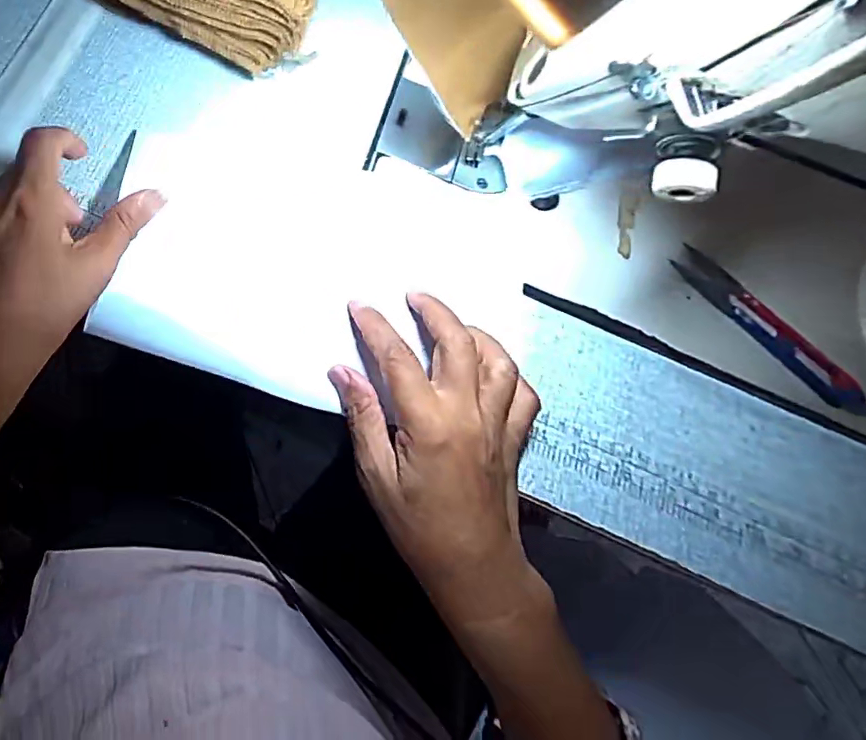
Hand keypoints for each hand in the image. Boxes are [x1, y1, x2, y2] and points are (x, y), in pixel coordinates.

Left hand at [0, 126, 163, 463]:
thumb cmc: (40, 311)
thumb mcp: (92, 270)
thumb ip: (122, 226)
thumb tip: (156, 194)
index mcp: (29, 198)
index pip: (42, 141)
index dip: (65, 139)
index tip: (81, 157)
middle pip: (25, 175)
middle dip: (54, 193)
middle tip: (71, 234)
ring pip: (4, 201)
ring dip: (29, 213)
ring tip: (44, 260)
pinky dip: (5, 231)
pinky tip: (13, 274)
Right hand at [330, 294, 543, 628]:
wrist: (477, 571)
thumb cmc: (418, 527)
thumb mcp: (376, 475)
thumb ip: (362, 416)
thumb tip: (343, 370)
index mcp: (430, 423)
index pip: (398, 358)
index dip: (375, 326)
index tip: (358, 305)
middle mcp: (469, 414)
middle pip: (458, 344)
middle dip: (434, 311)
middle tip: (412, 295)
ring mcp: (499, 425)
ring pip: (497, 361)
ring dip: (473, 332)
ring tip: (450, 322)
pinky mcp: (514, 439)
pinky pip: (522, 392)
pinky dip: (506, 369)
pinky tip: (486, 365)